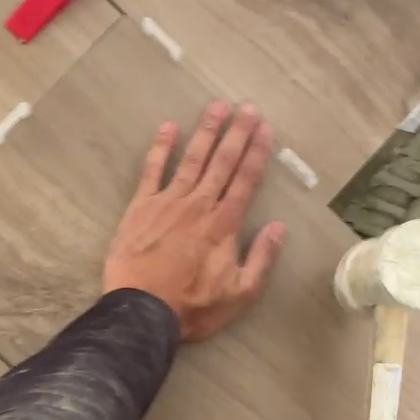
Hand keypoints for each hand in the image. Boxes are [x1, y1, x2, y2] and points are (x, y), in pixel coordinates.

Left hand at [103, 102, 287, 341]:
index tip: (266, 129)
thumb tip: (279, 227)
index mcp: (224, 225)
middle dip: (237, 134)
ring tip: (217, 107)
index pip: (246, 181)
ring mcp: (168, 203)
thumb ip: (261, 258)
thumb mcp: (240, 294)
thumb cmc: (193, 307)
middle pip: (222, 163)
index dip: (257, 154)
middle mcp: (199, 205)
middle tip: (248, 107)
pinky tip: (168, 127)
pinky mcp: (140, 207)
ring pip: (192, 159)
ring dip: (206, 132)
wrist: (142, 312)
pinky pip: (152, 171)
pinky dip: (161, 148)